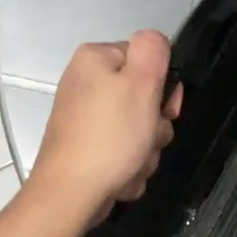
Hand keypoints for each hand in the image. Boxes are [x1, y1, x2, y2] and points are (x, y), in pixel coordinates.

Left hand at [26, 30, 182, 230]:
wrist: (69, 196)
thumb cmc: (109, 137)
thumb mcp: (141, 84)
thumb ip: (153, 50)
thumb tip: (154, 41)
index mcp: (95, 59)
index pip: (148, 59)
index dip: (163, 86)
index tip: (166, 110)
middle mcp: (85, 83)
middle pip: (143, 97)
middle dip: (153, 126)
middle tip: (146, 140)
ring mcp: (84, 118)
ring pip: (137, 129)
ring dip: (144, 151)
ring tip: (132, 163)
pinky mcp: (85, 147)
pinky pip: (122, 151)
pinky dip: (127, 166)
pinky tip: (120, 177)